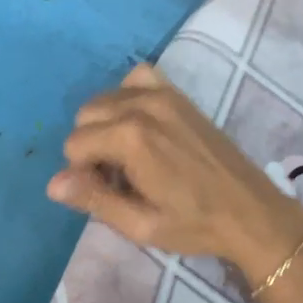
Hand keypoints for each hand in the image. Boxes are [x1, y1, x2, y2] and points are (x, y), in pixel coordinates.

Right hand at [47, 64, 302, 281]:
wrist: (250, 210)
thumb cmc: (194, 224)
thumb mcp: (140, 225)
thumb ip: (94, 200)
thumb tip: (52, 183)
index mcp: (131, 139)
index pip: (75, 144)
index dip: (83, 173)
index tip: (108, 192)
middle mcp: (142, 106)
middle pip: (86, 115)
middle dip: (90, 146)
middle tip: (118, 177)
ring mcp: (162, 94)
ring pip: (105, 98)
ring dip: (106, 124)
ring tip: (130, 155)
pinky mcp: (177, 93)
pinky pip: (136, 77)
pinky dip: (127, 96)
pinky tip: (139, 123)